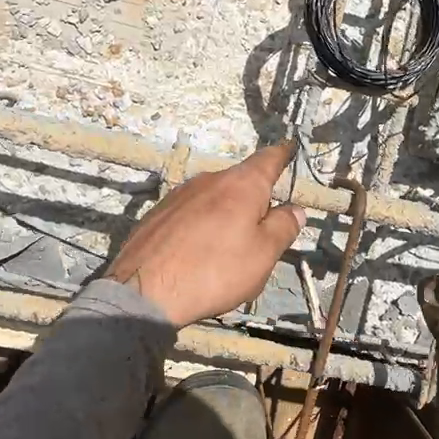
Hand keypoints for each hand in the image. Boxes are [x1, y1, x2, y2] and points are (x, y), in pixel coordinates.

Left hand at [107, 142, 306, 326]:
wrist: (143, 291)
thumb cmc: (215, 270)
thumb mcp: (263, 255)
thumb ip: (283, 227)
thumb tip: (295, 209)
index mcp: (242, 184)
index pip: (269, 158)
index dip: (282, 154)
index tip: (290, 148)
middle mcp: (210, 179)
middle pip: (241, 181)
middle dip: (254, 198)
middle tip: (262, 230)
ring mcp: (179, 194)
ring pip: (214, 197)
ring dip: (226, 213)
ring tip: (228, 247)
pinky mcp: (157, 213)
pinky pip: (191, 212)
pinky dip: (202, 225)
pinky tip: (198, 251)